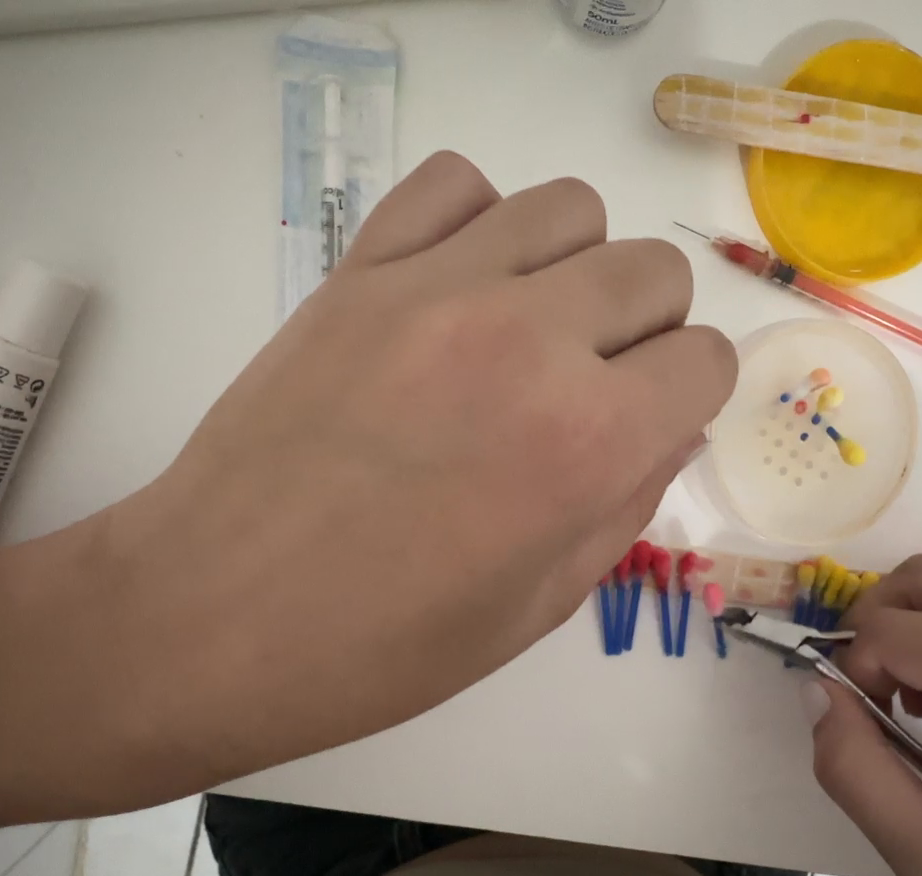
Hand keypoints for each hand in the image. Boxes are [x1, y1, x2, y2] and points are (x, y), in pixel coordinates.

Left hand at [95, 152, 734, 776]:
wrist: (218, 614)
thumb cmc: (386, 645)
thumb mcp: (539, 606)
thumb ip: (625, 505)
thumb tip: (669, 430)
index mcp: (587, 444)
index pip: (704, 362)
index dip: (688, 398)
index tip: (651, 424)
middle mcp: (530, 342)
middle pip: (652, 273)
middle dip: (647, 334)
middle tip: (595, 389)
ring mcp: (437, 289)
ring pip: (571, 210)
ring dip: (578, 271)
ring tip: (534, 333)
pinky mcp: (359, 270)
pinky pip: (457, 183)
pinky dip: (483, 221)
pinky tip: (464, 287)